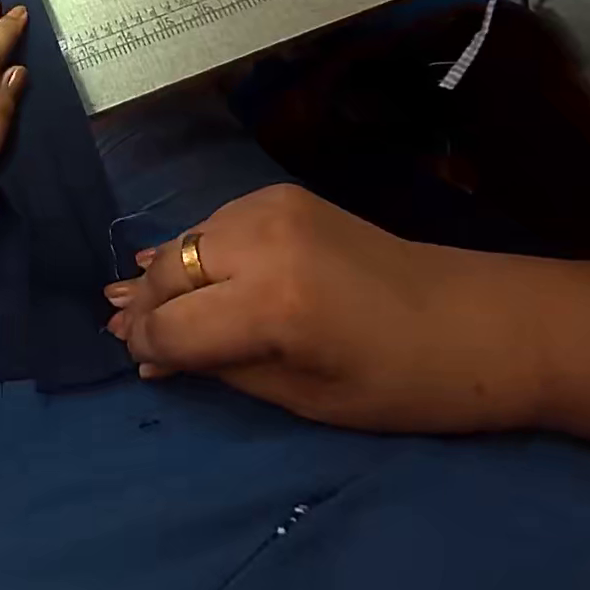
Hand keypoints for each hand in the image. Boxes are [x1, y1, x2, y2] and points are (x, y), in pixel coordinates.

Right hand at [105, 184, 551, 434]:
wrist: (470, 317)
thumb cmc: (394, 382)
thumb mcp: (298, 395)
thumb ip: (214, 366)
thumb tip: (150, 353)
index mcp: (273, 303)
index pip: (174, 325)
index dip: (146, 343)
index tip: (131, 355)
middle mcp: (261, 239)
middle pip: (169, 273)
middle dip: (143, 304)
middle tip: (118, 324)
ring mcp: (269, 206)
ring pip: (186, 241)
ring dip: (163, 274)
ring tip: (134, 296)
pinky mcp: (278, 194)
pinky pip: (214, 224)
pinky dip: (193, 249)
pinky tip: (174, 263)